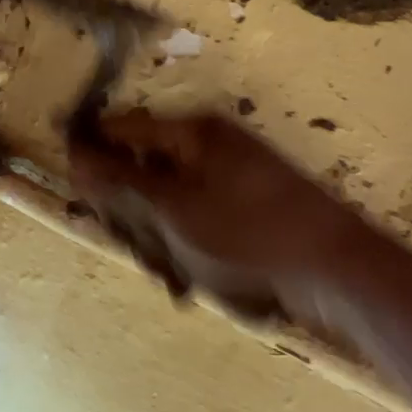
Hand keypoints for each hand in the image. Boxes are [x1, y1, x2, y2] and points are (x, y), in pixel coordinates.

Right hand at [67, 110, 370, 324]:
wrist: (338, 272)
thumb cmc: (247, 233)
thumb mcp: (172, 208)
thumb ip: (119, 179)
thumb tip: (73, 155)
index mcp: (193, 131)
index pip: (120, 129)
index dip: (91, 159)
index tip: (78, 197)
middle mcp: (209, 147)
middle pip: (141, 171)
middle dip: (129, 215)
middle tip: (134, 248)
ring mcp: (229, 179)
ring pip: (165, 204)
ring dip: (156, 241)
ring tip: (171, 275)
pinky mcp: (245, 210)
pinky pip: (194, 222)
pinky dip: (185, 249)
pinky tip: (192, 282)